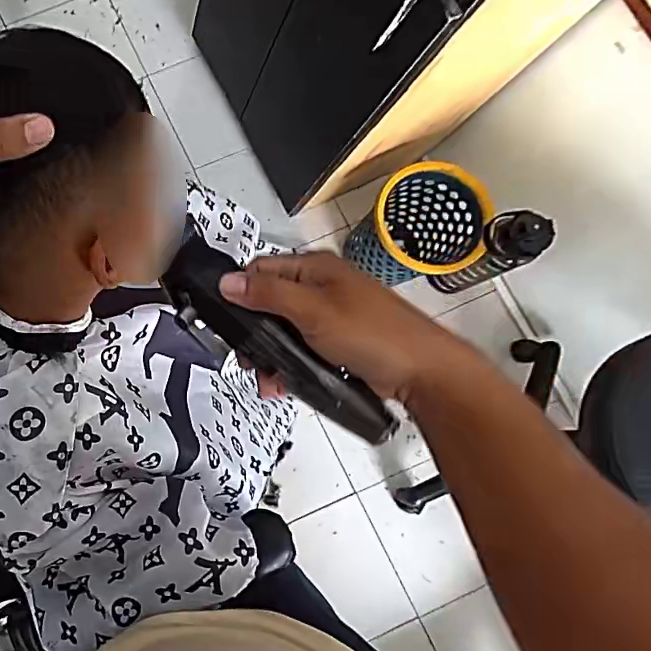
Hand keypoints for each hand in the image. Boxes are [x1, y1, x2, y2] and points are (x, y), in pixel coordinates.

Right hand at [219, 252, 473, 403]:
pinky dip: (291, 365)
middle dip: (256, 335)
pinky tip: (288, 382)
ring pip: (284, 331)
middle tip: (251, 359)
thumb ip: (268, 295)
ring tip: (271, 379)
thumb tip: (230, 281)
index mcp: (316, 269)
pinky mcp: (337, 341)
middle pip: (269, 304)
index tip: (230, 322)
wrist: (421, 372)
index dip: (241, 293)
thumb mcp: (313, 312)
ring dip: (272, 356)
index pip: (261, 270)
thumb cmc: (378, 336)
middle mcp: (322, 288)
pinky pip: (302, 349)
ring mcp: (330, 315)